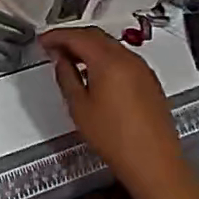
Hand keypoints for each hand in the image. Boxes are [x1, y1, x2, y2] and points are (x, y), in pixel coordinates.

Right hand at [41, 26, 184, 184]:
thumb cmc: (117, 139)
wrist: (153, 162)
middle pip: (95, 36)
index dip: (57, 36)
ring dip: (89, 47)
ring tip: (71, 59)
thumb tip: (60, 60)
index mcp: (108, 61)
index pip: (77, 37)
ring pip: (110, 45)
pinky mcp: (149, 80)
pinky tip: (94, 72)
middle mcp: (128, 59)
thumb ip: (66, 76)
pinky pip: (123, 58)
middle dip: (72, 38)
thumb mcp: (79, 107)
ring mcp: (142, 69)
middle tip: (54, 46)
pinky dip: (104, 58)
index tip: (44, 40)